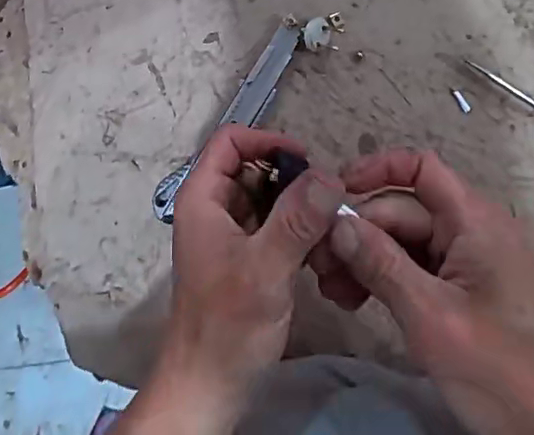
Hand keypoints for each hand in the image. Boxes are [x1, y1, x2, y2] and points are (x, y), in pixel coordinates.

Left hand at [134, 126, 344, 430]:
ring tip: (327, 228)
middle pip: (257, 166)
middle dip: (292, 178)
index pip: (231, 140)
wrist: (208, 393)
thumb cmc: (226, 328)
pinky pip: (278, 223)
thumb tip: (329, 174)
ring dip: (301, 206)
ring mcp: (232, 233)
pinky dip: (300, 229)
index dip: (267, 140)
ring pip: (271, 195)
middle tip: (326, 201)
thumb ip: (296, 219)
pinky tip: (319, 251)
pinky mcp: (249, 255)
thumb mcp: (265, 269)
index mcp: (204, 199)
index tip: (304, 161)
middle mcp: (215, 208)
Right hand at [310, 150, 533, 434]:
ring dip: (368, 258)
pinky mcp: (467, 292)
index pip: (421, 168)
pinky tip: (357, 300)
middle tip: (316, 263)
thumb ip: (383, 266)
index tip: (335, 192)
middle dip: (361, 230)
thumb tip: (338, 223)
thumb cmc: (500, 368)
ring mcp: (471, 262)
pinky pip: (420, 270)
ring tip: (330, 290)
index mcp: (475, 219)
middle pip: (407, 211)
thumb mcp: (432, 317)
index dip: (377, 168)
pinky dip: (388, 280)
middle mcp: (473, 229)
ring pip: (409, 242)